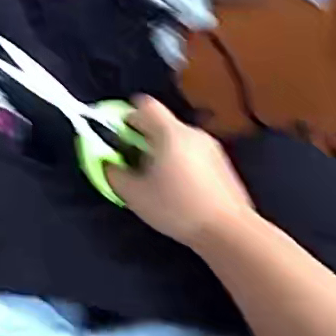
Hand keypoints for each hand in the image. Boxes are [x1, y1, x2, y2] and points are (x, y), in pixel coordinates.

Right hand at [106, 95, 256, 247]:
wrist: (227, 229)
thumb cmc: (176, 208)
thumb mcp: (133, 194)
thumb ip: (113, 172)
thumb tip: (108, 162)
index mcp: (170, 134)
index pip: (144, 106)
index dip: (126, 116)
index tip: (117, 138)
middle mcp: (192, 133)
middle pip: (159, 124)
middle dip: (140, 140)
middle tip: (131, 166)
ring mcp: (210, 147)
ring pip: (174, 140)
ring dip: (159, 153)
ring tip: (154, 182)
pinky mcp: (220, 163)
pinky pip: (189, 152)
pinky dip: (176, 163)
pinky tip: (176, 190)